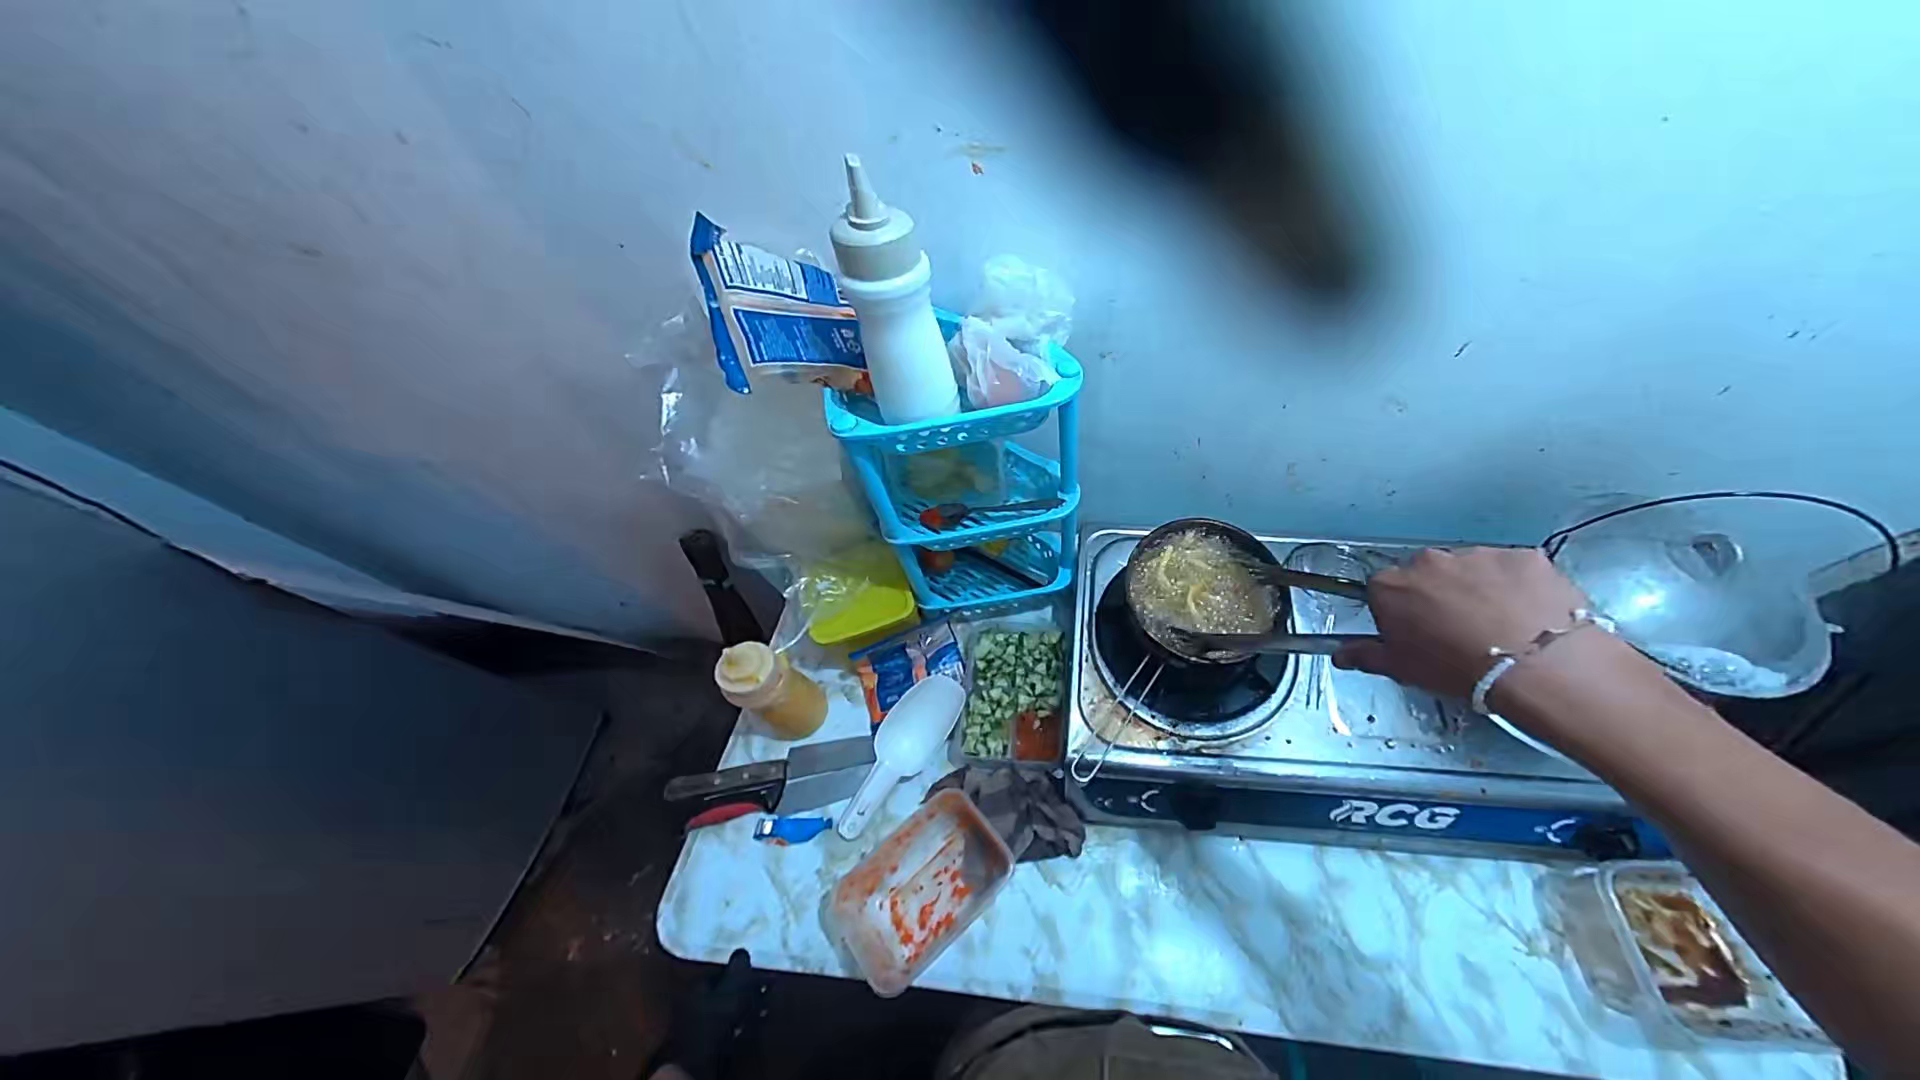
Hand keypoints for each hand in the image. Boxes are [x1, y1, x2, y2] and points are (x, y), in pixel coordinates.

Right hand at [1332, 547, 1594, 699]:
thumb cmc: (1460, 669)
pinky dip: (1517, 585)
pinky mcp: (1523, 557)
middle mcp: (1428, 561)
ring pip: (1470, 568)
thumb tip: (1343, 654)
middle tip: (1456, 628)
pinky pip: (1513, 568)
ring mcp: (1477, 555)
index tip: (1414, 629)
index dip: (1399, 610)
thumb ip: (1366, 654)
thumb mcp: (1403, 668)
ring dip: (1477, 588)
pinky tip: (1526, 614)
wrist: (1537, 668)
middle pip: (1426, 573)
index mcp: (1390, 586)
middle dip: (1437, 594)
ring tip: (1497, 624)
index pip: (1384, 589)